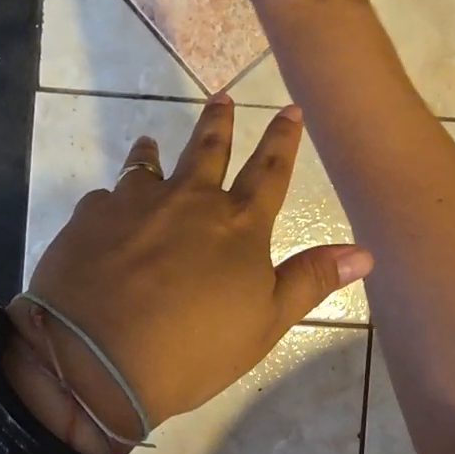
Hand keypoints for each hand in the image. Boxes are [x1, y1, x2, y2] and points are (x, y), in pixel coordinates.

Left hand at [15, 97, 372, 441]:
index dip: (283, 139)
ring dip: (154, 150)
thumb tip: (363, 251)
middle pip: (208, 149)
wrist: (99, 357)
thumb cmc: (194, 348)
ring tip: (151, 141)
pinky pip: (105, 196)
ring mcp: (135, 202)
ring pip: (149, 163)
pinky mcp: (91, 215)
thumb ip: (309, 280)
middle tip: (222, 97)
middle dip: (219, 122)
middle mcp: (188, 199)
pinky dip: (111, 199)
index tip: (290, 109)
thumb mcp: (265, 323)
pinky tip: (106, 210)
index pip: (269, 171)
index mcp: (237, 224)